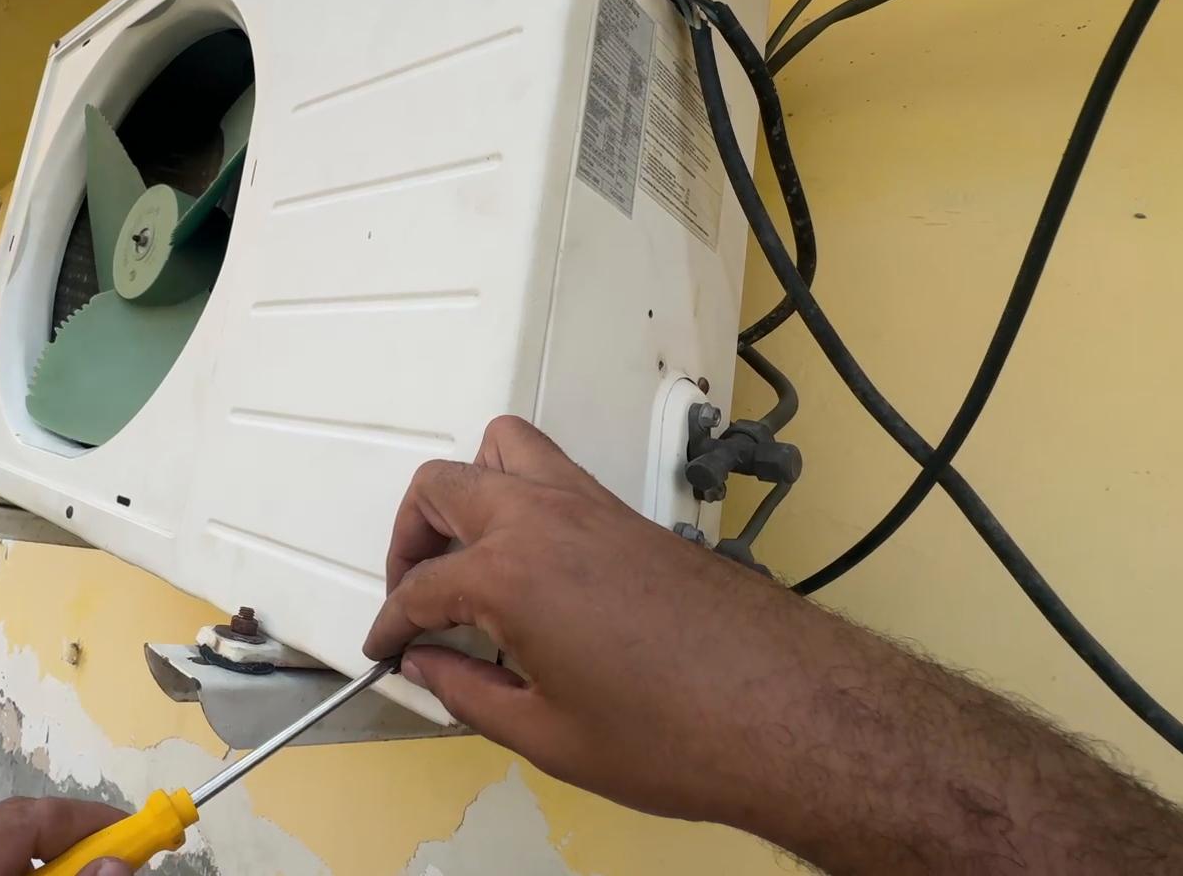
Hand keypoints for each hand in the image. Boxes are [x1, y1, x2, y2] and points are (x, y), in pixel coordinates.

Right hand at [361, 417, 1182, 875]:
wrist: (799, 714)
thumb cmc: (669, 736)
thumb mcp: (548, 736)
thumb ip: (465, 692)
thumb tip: (421, 666)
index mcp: (505, 571)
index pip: (419, 588)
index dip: (391, 623)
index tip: (383, 648)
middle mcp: (535, 515)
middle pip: (438, 489)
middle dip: (409, 538)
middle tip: (416, 593)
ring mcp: (582, 502)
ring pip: (499, 446)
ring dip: (464, 489)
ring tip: (467, 547)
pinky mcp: (621, 508)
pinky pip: (546, 467)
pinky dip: (515, 490)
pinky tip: (529, 555)